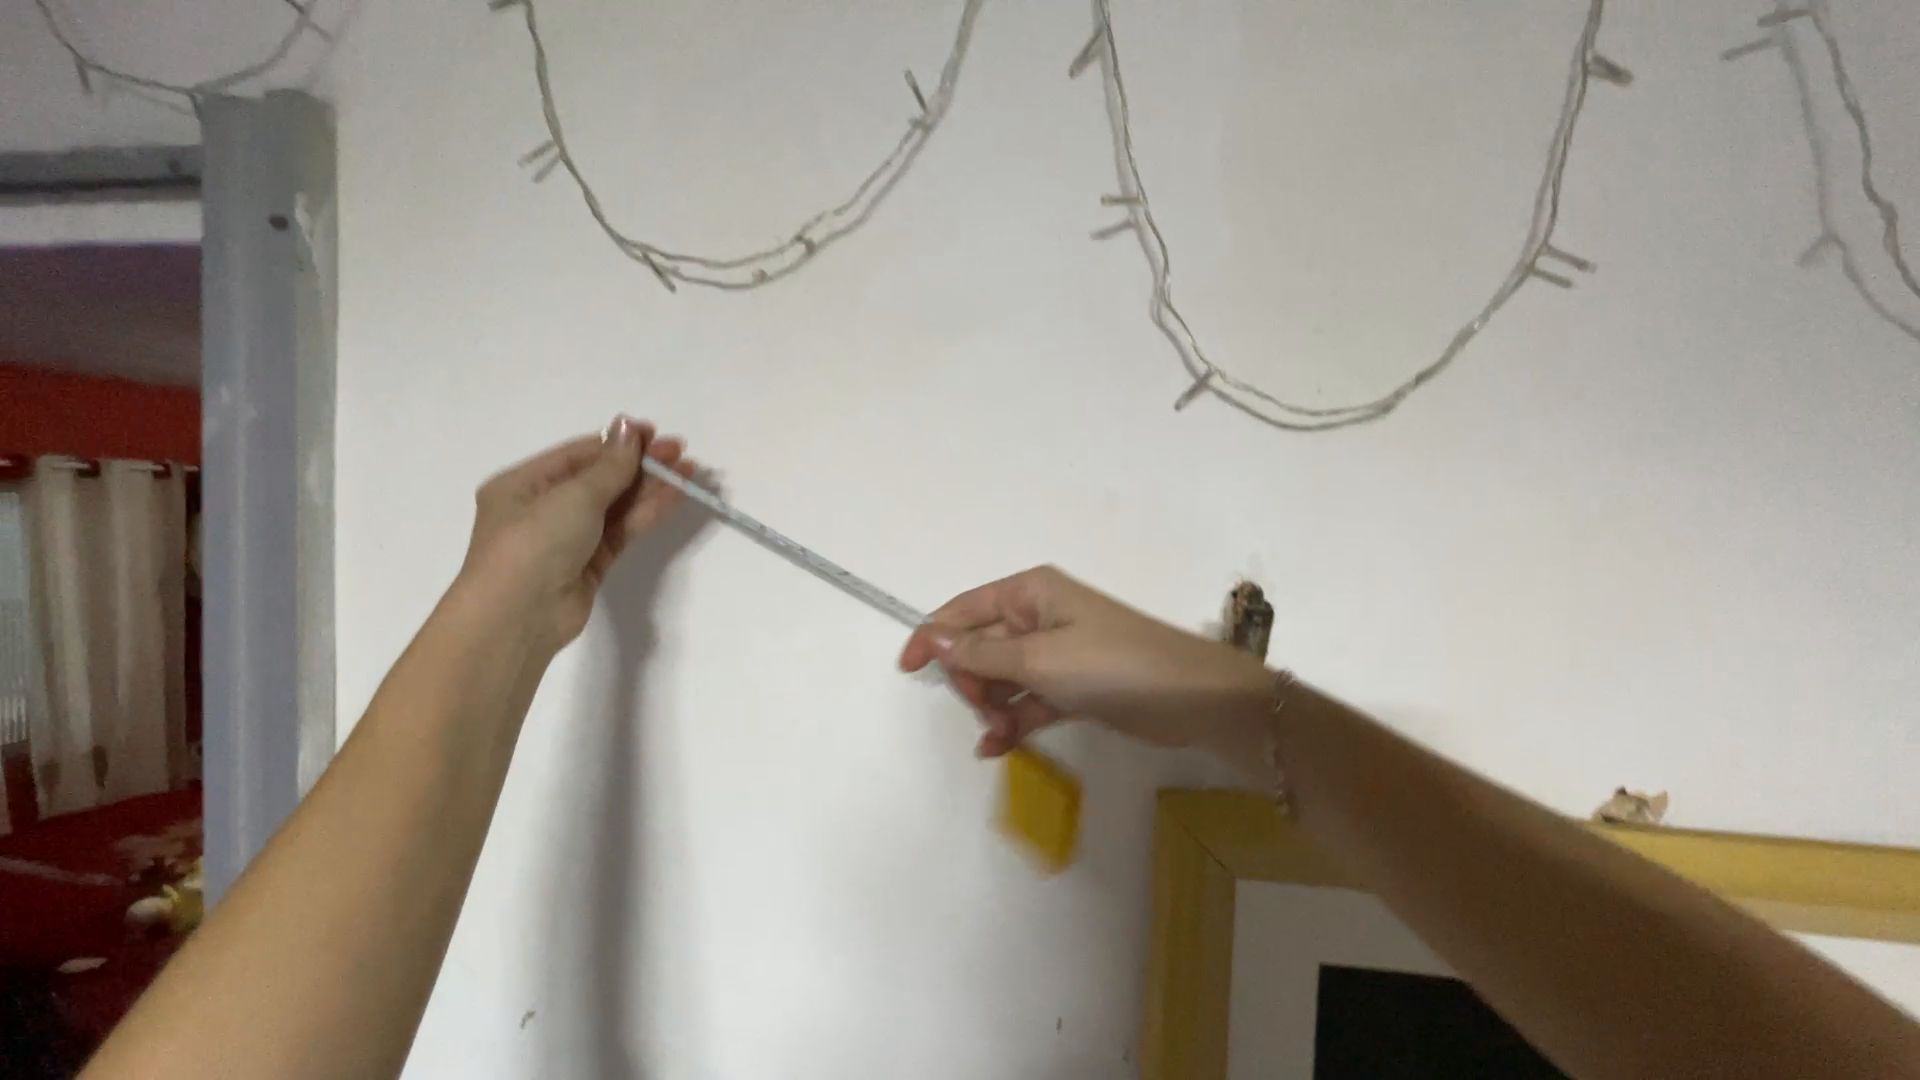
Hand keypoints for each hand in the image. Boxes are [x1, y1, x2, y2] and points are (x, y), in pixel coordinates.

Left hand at [457, 415, 695, 652]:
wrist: (521, 616)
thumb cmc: (535, 543)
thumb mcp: (573, 496)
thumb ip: (611, 465)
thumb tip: (629, 426)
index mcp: (523, 484)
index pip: (579, 455)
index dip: (618, 443)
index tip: (655, 434)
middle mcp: (544, 507)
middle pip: (600, 479)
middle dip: (640, 465)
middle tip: (680, 452)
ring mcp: (569, 537)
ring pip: (615, 505)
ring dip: (651, 488)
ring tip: (688, 472)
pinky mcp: (591, 563)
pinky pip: (622, 530)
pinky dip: (647, 513)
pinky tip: (673, 498)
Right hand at [899, 566, 1270, 756]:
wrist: (1190, 698)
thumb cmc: (1110, 664)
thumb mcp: (1038, 658)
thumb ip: (982, 653)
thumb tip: (933, 638)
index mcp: (1029, 593)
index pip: (965, 609)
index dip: (932, 635)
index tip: (906, 670)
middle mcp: (1040, 617)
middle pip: (982, 646)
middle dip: (972, 679)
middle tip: (981, 707)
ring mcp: (1058, 653)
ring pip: (1004, 678)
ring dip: (991, 707)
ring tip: (996, 735)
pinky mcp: (1074, 686)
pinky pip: (1028, 701)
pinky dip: (1013, 721)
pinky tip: (999, 747)